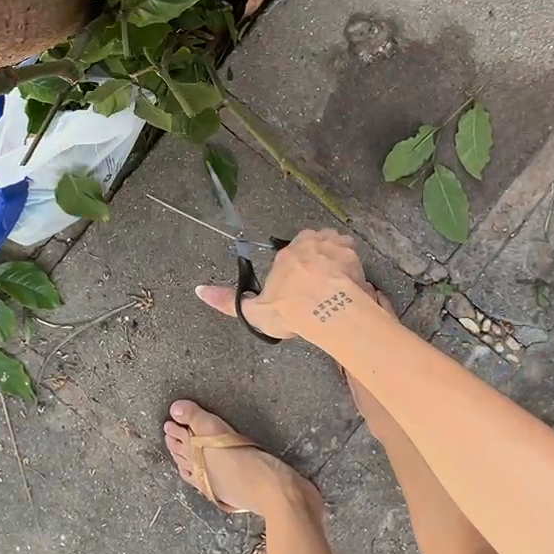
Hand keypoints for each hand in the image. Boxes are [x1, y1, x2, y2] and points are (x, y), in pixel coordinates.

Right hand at [195, 228, 374, 341]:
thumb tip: (199, 290)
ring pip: (334, 241)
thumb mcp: (255, 312)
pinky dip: (353, 263)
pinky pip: (353, 252)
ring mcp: (332, 246)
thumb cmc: (291, 311)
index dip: (297, 267)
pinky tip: (353, 280)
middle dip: (316, 254)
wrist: (327, 311)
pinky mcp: (354, 255)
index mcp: (286, 256)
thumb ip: (228, 302)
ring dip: (336, 254)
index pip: (291, 252)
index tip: (301, 285)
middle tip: (320, 279)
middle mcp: (308, 244)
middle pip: (313, 241)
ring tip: (338, 278)